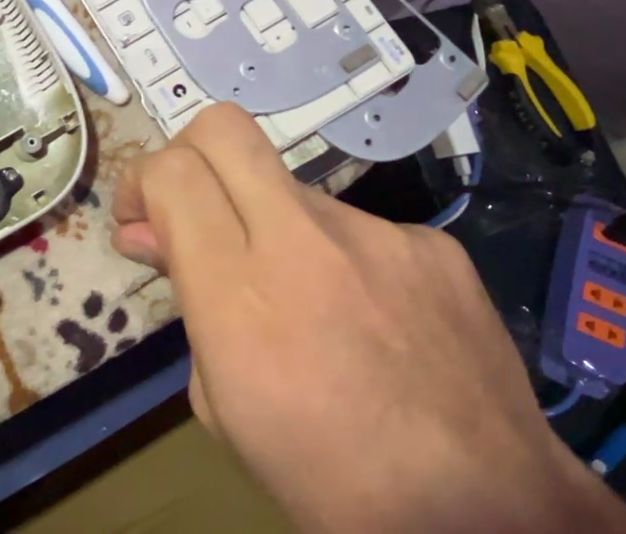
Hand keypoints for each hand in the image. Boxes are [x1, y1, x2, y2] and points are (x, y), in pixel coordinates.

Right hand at [112, 103, 625, 533]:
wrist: (483, 519)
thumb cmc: (326, 479)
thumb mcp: (220, 402)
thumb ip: (185, 301)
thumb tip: (153, 239)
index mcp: (239, 292)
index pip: (171, 172)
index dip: (141, 181)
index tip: (142, 219)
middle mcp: (304, 242)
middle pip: (224, 130)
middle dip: (191, 154)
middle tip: (194, 208)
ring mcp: (378, 235)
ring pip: (292, 188)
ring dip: (272, 223)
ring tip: (303, 299)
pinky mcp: (434, 246)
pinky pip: (362, 228)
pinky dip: (343, 258)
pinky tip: (368, 317)